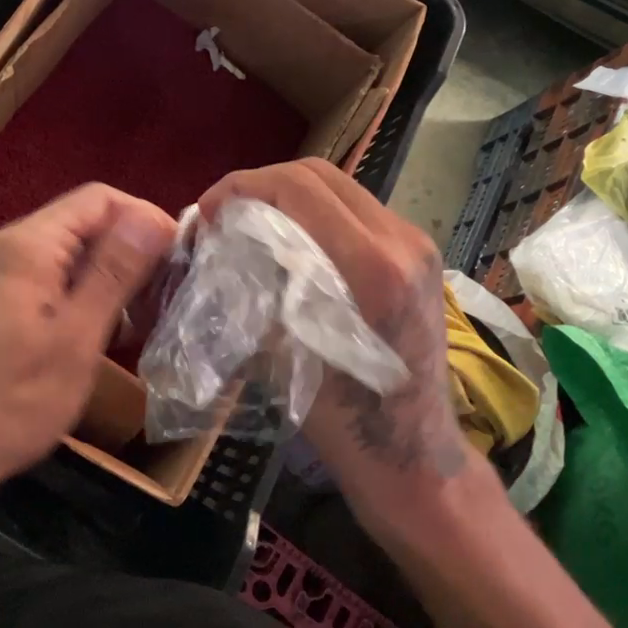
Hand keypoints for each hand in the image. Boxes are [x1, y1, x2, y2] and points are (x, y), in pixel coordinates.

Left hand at [0, 184, 174, 552]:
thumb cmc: (10, 404)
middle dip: (127, 249)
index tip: (179, 260)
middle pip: (81, 221)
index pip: (98, 198)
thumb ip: (114, 272)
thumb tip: (153, 218)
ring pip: (64, 250)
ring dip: (105, 275)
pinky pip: (43, 274)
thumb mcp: (76, 340)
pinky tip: (97, 330)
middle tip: (165, 296)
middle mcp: (4, 243)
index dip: (144, 219)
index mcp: (26, 244)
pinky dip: (76, 291)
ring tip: (139, 320)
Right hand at [200, 160, 464, 484]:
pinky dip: (314, 211)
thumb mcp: (279, 349)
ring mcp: (415, 244)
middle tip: (225, 214)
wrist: (412, 455)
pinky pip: (355, 208)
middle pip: (318, 173)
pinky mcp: (418, 254)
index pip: (297, 187)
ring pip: (338, 186)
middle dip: (261, 184)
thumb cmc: (340, 417)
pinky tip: (291, 240)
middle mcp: (400, 241)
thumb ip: (252, 283)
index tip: (209, 212)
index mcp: (369, 266)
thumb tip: (215, 243)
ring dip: (287, 195)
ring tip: (252, 223)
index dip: (241, 187)